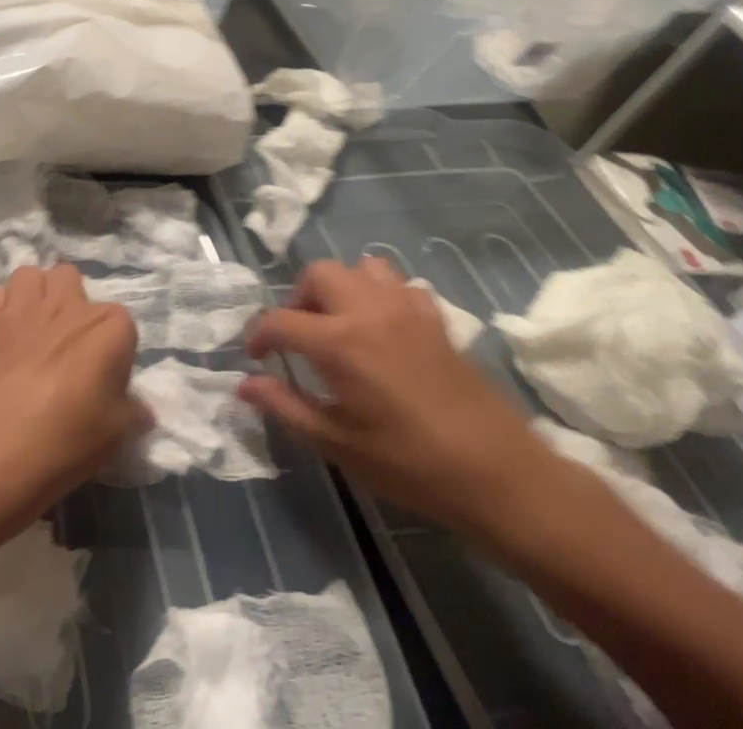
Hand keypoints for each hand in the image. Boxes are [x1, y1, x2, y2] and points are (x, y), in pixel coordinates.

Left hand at [0, 264, 144, 531]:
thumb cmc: (67, 438)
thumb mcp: (116, 434)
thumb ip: (131, 412)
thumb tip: (140, 410)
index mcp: (108, 327)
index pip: (121, 322)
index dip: (113, 349)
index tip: (103, 378)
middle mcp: (67, 306)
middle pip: (70, 279)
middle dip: (70, 301)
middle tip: (67, 344)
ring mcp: (22, 308)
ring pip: (30, 275)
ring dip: (33, 294)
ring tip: (33, 329)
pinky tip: (1, 335)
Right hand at [241, 258, 567, 539]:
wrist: (497, 474)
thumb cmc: (407, 464)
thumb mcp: (335, 442)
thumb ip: (285, 406)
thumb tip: (245, 384)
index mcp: (340, 343)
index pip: (280, 320)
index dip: (258, 337)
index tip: (256, 359)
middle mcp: (371, 312)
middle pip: (319, 273)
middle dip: (297, 299)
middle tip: (297, 339)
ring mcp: (409, 311)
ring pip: (362, 268)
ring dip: (340, 288)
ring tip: (337, 327)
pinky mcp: (438, 321)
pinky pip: (400, 286)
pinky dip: (379, 296)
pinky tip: (380, 332)